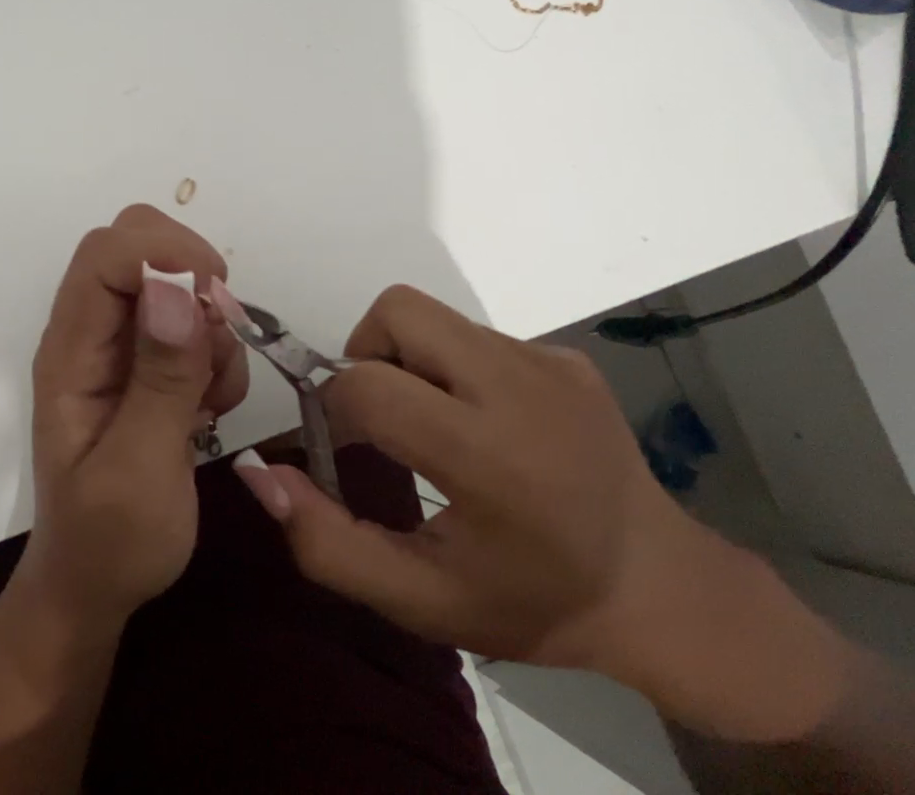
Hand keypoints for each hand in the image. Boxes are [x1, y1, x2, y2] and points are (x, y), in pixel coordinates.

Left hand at [20, 206, 248, 622]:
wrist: (95, 585)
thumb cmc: (110, 540)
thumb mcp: (140, 470)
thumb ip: (160, 380)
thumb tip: (175, 288)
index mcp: (70, 354)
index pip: (103, 255)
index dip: (162, 254)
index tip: (214, 301)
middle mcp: (90, 339)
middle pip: (135, 248)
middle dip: (192, 278)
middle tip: (217, 343)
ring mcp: (118, 352)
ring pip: (173, 286)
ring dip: (211, 328)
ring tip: (209, 403)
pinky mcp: (146, 371)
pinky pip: (191, 329)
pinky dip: (215, 356)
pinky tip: (209, 413)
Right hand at [232, 285, 853, 740]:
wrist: (658, 591)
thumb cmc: (529, 602)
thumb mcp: (416, 599)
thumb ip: (324, 540)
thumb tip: (256, 470)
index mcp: (486, 452)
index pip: (366, 383)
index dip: (331, 410)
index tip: (344, 451)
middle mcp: (520, 386)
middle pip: (397, 312)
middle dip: (363, 356)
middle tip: (378, 421)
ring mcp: (550, 364)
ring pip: (434, 320)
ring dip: (406, 362)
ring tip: (430, 428)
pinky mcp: (567, 358)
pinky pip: (476, 337)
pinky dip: (453, 370)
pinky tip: (484, 429)